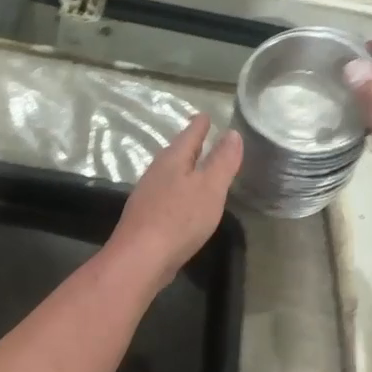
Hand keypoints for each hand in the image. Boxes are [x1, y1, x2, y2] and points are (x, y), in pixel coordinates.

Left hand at [108, 114, 241, 279]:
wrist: (141, 257)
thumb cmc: (179, 219)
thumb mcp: (210, 187)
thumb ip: (222, 161)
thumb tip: (231, 133)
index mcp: (172, 161)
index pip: (188, 136)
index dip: (199, 126)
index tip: (204, 115)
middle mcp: (156, 173)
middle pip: (175, 153)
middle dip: (188, 144)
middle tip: (199, 135)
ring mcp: (147, 195)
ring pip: (168, 173)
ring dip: (181, 167)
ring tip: (193, 164)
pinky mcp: (145, 216)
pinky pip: (164, 193)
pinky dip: (176, 188)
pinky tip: (180, 198)